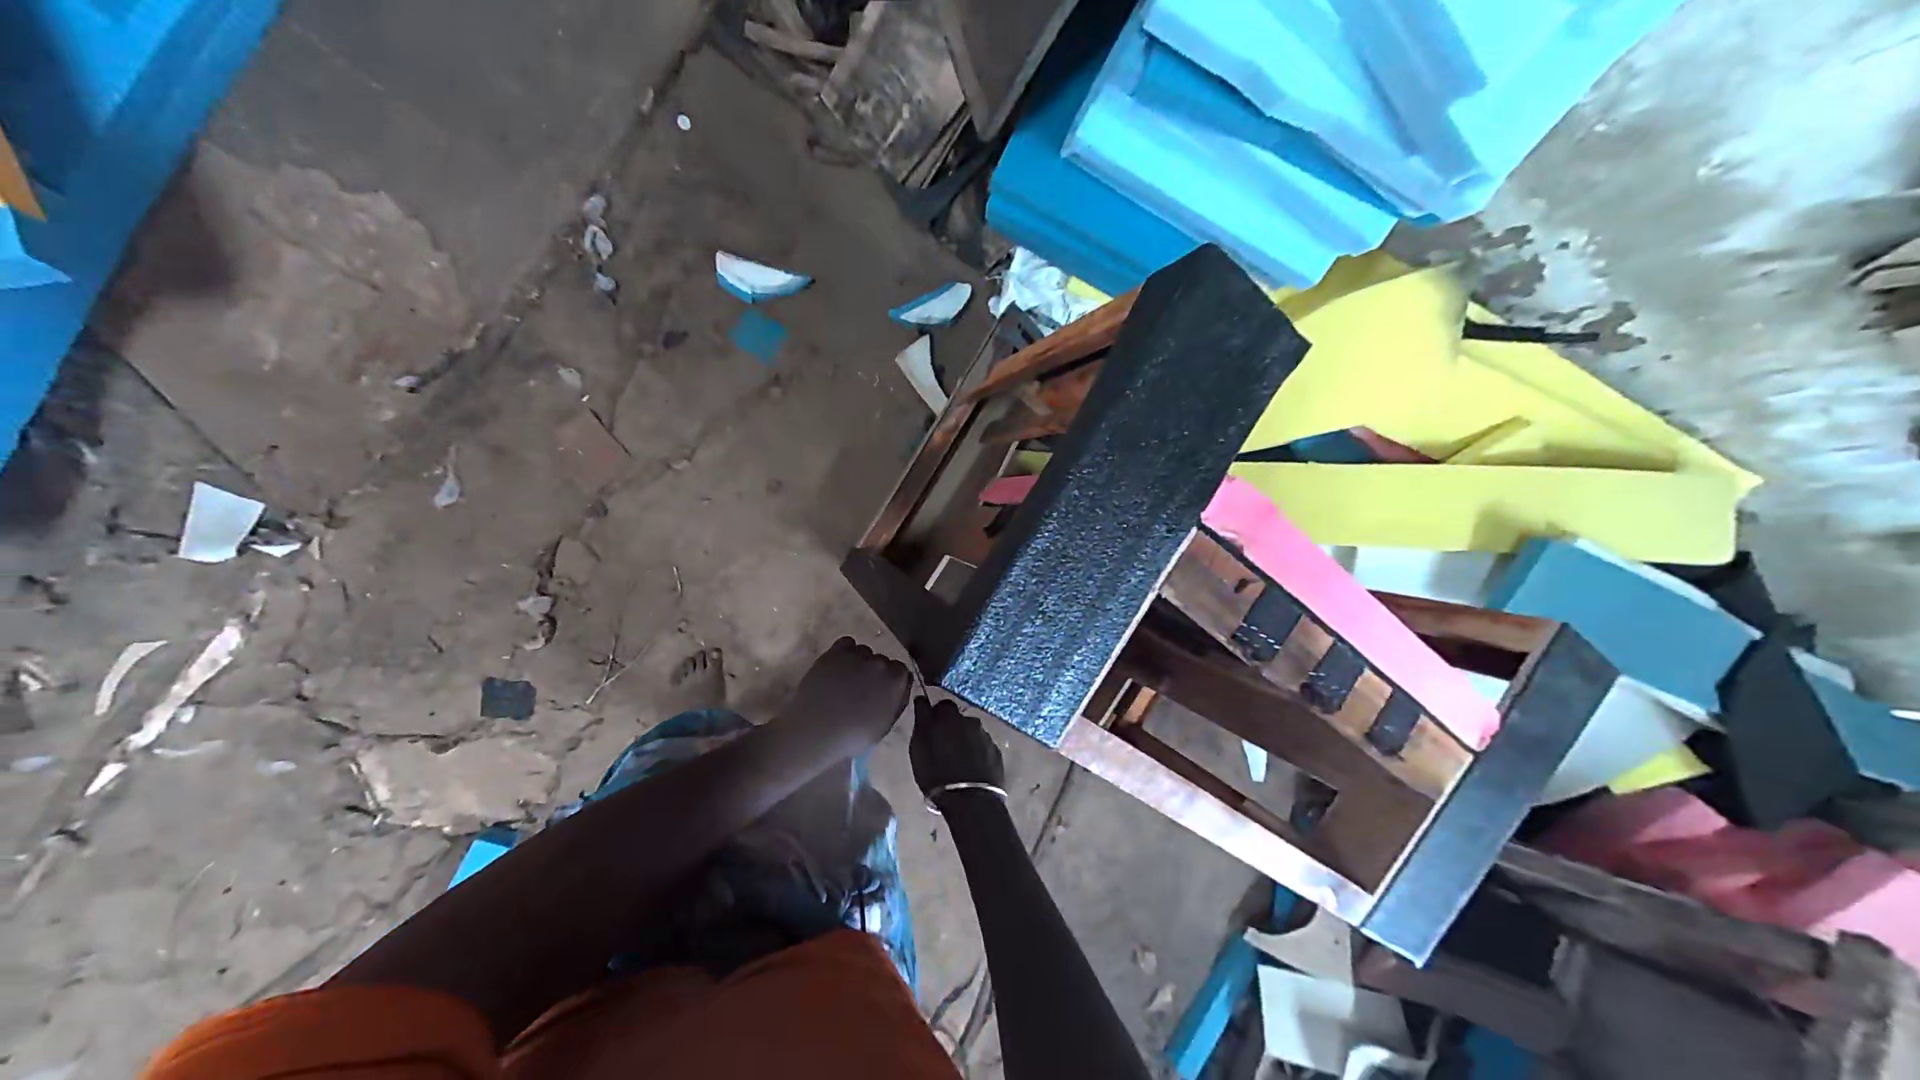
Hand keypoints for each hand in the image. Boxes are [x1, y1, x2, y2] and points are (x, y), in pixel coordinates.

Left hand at [775, 638, 912, 757]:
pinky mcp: (834, 652)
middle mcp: (880, 663)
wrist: (817, 730)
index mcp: (896, 681)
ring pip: (864, 652)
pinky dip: (845, 652)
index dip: (891, 683)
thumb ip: (896, 700)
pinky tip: (837, 667)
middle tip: (861, 691)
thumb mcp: (885, 724)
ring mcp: (857, 655)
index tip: (881, 694)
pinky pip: (846, 643)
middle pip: (883, 661)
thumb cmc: (853, 737)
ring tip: (845, 680)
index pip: (901, 672)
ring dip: (859, 662)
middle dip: (875, 673)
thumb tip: (897, 688)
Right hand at [910, 697, 1005, 804]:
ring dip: (964, 740)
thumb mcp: (918, 747)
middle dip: (951, 727)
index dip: (936, 715)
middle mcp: (970, 721)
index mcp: (950, 717)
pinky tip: (970, 768)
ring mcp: (986, 737)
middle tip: (942, 746)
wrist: (970, 800)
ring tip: (957, 760)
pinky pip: (982, 748)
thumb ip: (921, 720)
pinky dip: (976, 753)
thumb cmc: (936, 773)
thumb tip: (922, 699)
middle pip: (959, 719)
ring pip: (971, 733)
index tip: (930, 728)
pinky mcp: (996, 753)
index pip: (942, 705)